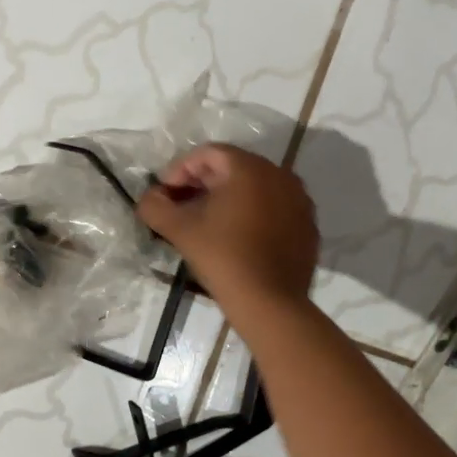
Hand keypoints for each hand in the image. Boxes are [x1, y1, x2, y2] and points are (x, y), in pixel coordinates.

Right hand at [137, 144, 318, 305]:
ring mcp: (299, 200)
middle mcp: (279, 175)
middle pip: (232, 168)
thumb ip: (155, 207)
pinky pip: (274, 207)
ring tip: (207, 222)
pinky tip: (236, 237)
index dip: (180, 170)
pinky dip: (252, 213)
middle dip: (202, 183)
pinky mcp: (307, 225)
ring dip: (227, 198)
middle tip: (181, 207)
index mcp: (249, 168)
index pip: (208, 153)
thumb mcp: (179, 230)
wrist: (270, 303)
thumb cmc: (223, 258)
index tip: (165, 194)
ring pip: (255, 187)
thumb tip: (149, 198)